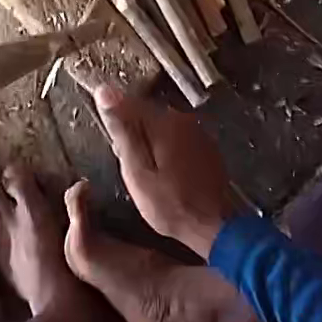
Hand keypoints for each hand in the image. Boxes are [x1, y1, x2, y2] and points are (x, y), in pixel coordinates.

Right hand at [94, 86, 238, 258]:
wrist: (216, 228)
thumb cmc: (170, 204)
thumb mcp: (136, 170)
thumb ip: (122, 131)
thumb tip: (105, 92)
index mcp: (164, 122)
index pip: (128, 102)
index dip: (114, 120)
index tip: (113, 142)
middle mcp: (183, 120)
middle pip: (145, 114)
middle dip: (132, 134)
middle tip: (130, 166)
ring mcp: (198, 133)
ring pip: (161, 127)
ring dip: (149, 144)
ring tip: (147, 174)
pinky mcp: (205, 147)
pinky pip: (177, 139)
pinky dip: (165, 152)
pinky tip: (165, 175)